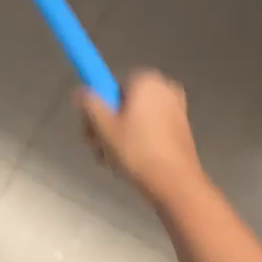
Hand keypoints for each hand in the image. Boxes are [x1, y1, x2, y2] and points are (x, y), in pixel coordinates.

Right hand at [81, 70, 207, 205]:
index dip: (98, 105)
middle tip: (98, 147)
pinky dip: (138, 140)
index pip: (112, 84)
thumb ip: (89, 104)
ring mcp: (175, 107)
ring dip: (119, 136)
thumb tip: (80, 91)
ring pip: (135, 117)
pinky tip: (131, 161)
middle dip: (107, 123)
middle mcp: (164, 87)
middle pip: (123, 101)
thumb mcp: (104, 127)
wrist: (174, 181)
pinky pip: (150, 128)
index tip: (91, 127)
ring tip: (112, 160)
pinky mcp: (180, 127)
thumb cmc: (136, 151)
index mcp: (146, 80)